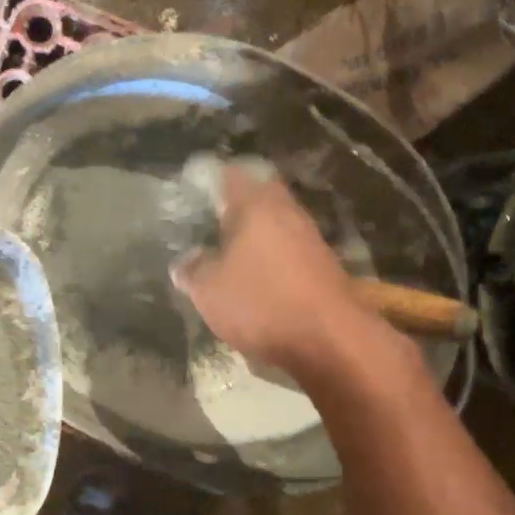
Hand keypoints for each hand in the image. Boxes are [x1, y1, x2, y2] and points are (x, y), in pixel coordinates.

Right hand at [170, 164, 393, 377]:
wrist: (330, 339)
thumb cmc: (261, 302)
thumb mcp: (208, 290)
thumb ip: (192, 270)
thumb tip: (185, 262)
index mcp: (256, 205)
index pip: (229, 175)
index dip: (208, 180)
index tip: (190, 191)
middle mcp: (286, 212)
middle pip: (258, 196)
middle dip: (233, 207)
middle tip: (207, 222)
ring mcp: (310, 238)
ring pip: (274, 223)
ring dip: (254, 234)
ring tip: (227, 252)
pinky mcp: (322, 265)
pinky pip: (287, 249)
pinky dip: (269, 257)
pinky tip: (254, 276)